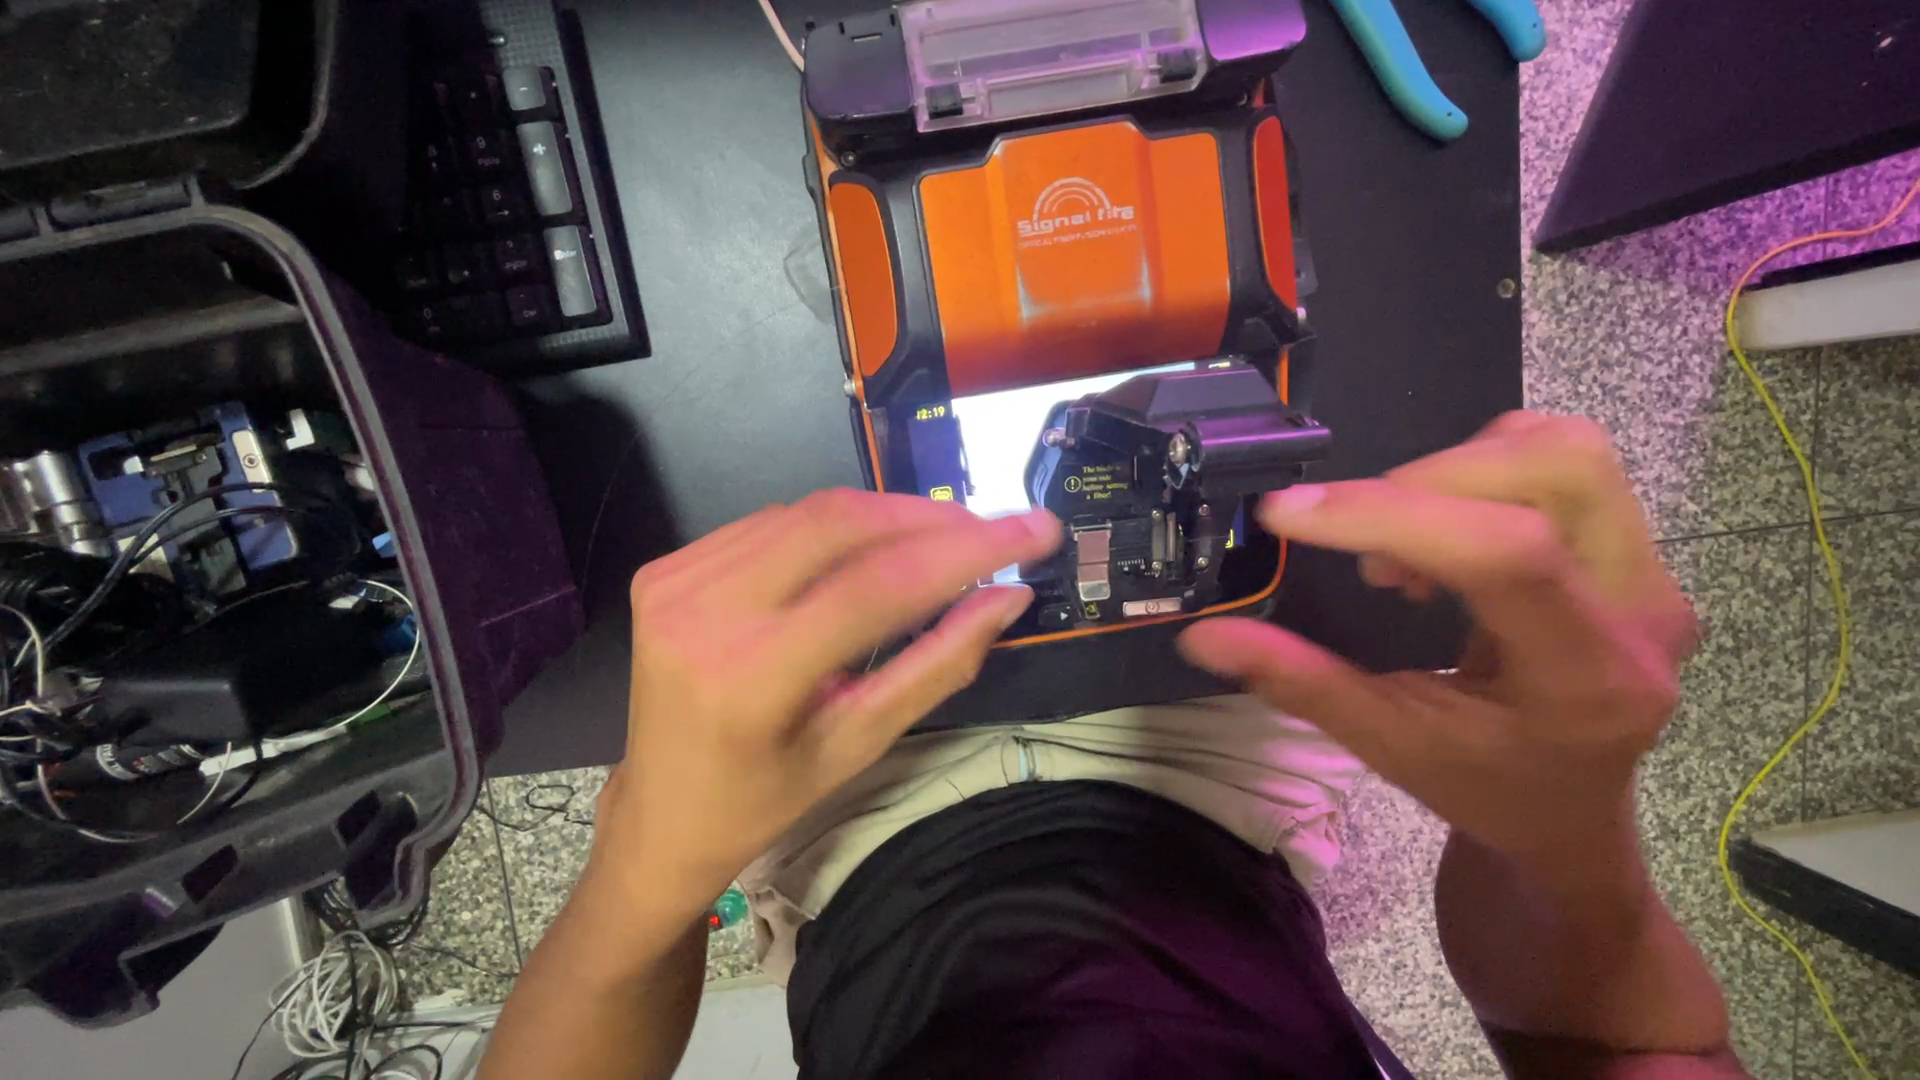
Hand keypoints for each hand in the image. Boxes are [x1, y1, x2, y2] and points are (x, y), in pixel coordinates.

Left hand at [586, 490, 1060, 929]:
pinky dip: (833, 527)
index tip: (1034, 530)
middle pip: (840, 526)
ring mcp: (675, 581)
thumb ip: (938, 664)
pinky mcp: (666, 568)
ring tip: (942, 536)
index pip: (877, 587)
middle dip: (928, 517)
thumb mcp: (861, 742)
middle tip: (989, 530)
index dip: (965, 550)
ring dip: (886, 516)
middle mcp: (703, 613)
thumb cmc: (768, 798)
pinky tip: (869, 546)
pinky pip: (770, 524)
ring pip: (807, 513)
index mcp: (751, 677)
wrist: (660, 812)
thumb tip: (1008, 596)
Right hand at [1179, 412, 1695, 868]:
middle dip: (1426, 483)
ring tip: (1405, 547)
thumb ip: (1296, 681)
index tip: (1286, 513)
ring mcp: (1653, 571)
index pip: (1505, 552)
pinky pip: (1558, 460)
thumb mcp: (1383, 743)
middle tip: (1367, 549)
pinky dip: (1477, 475)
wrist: (1571, 811)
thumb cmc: (1484, 789)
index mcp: (1587, 677)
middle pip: (1555, 467)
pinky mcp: (1633, 548)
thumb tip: (1201, 636)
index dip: (1386, 515)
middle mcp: (1643, 608)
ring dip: (1453, 473)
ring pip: (1561, 448)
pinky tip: (1443, 538)